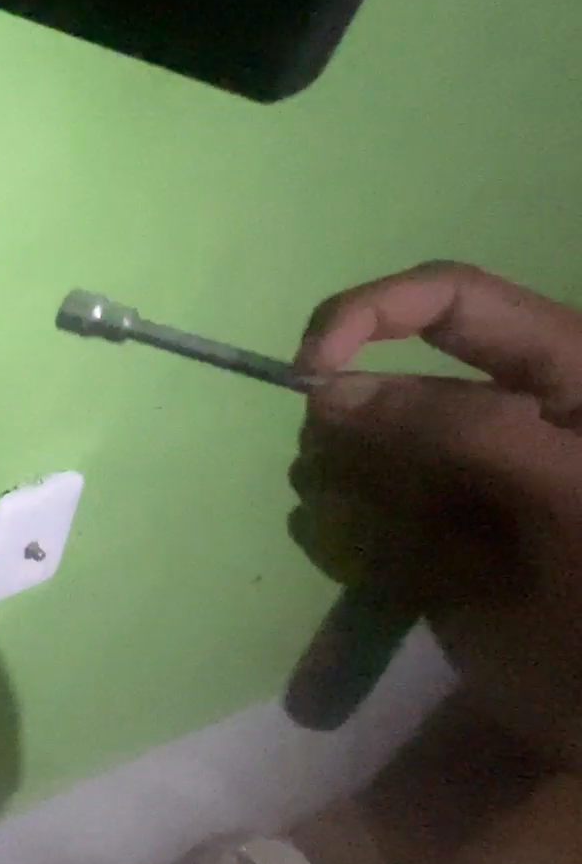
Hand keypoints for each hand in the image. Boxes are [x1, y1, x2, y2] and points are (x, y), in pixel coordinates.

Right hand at [289, 262, 581, 762]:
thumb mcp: (575, 499)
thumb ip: (468, 430)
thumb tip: (328, 390)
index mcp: (565, 377)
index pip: (451, 296)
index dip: (368, 313)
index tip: (308, 373)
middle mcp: (499, 411)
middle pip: (373, 376)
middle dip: (347, 430)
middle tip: (371, 492)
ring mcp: (449, 468)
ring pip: (341, 442)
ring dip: (344, 490)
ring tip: (395, 548)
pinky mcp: (412, 519)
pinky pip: (336, 499)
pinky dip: (338, 530)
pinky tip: (383, 568)